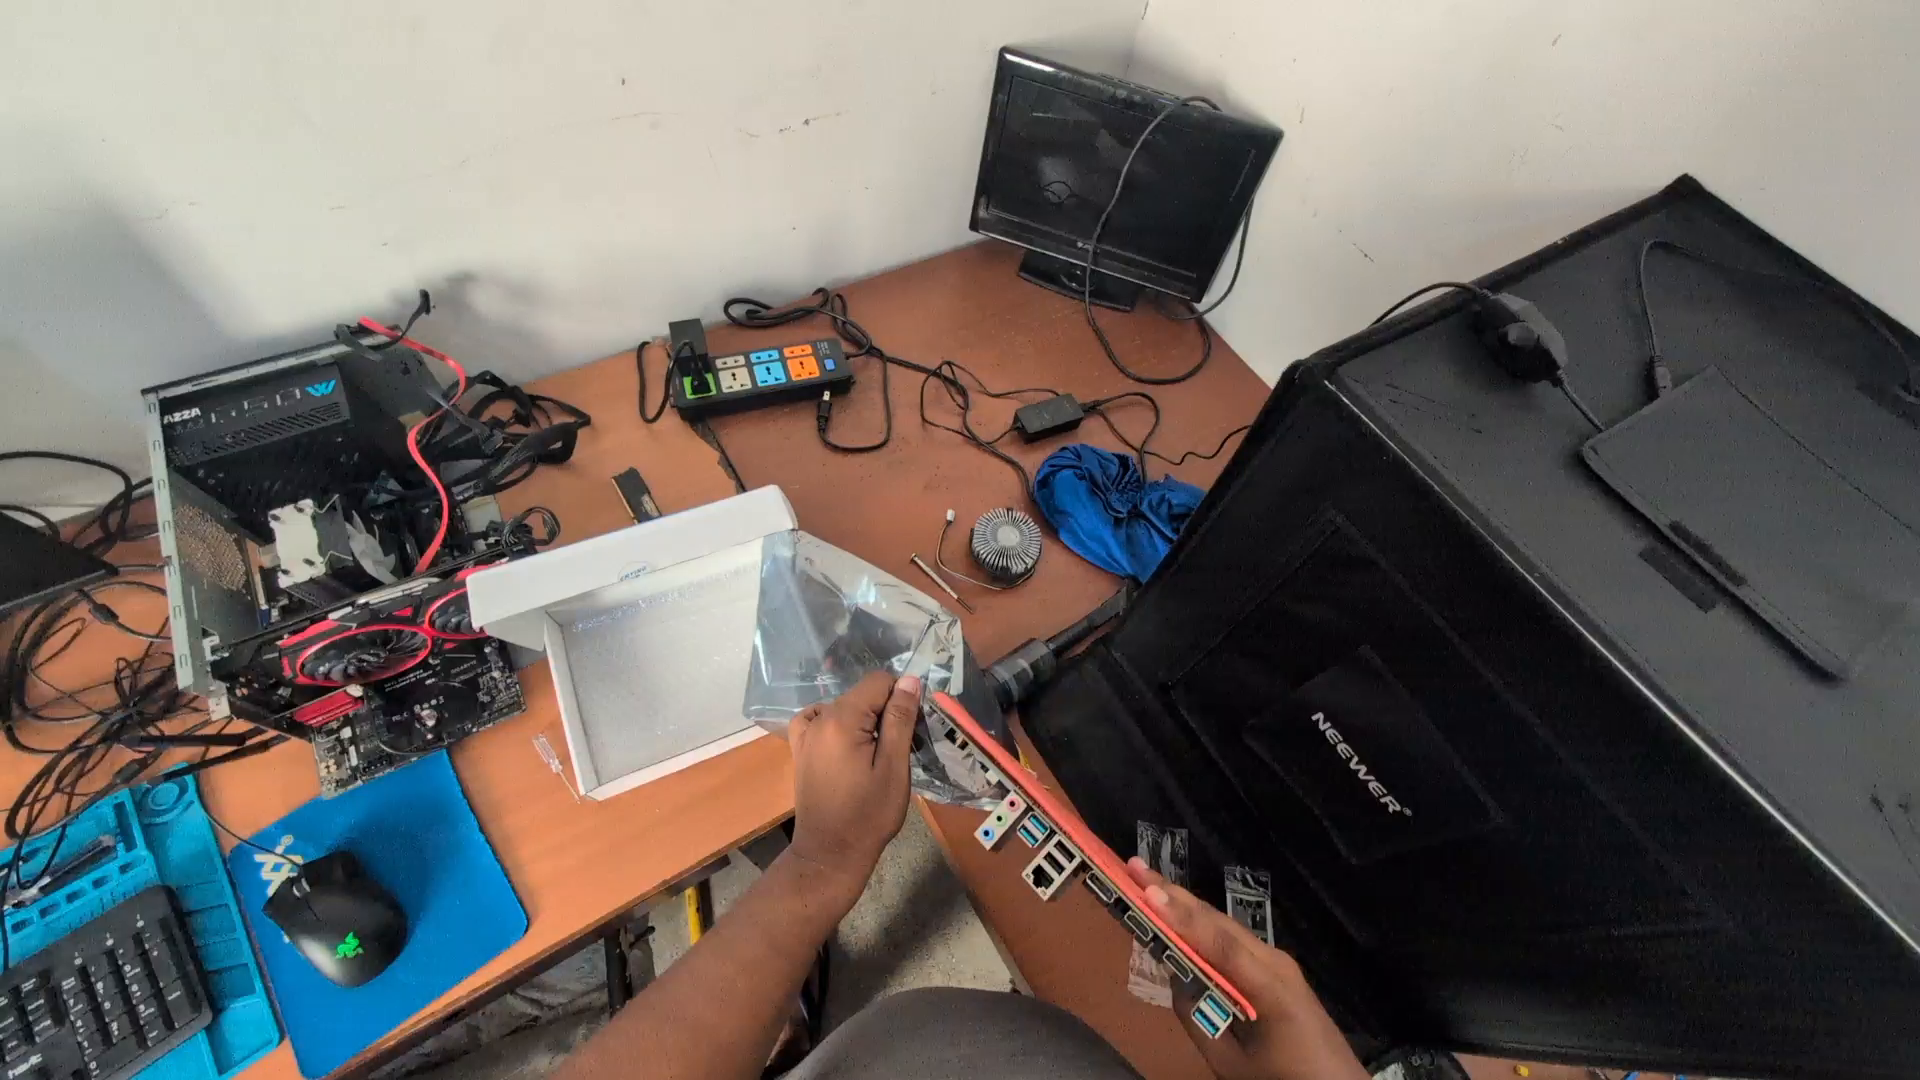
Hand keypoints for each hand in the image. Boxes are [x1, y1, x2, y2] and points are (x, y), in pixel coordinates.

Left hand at [785, 673, 919, 899]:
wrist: (830, 854)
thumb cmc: (868, 814)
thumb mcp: (893, 767)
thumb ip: (900, 719)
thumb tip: (909, 681)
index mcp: (841, 719)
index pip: (878, 682)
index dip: (901, 698)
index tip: (910, 728)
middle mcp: (819, 719)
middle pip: (862, 694)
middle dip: (884, 711)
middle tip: (897, 749)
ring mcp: (805, 734)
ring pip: (845, 707)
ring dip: (864, 721)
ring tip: (875, 754)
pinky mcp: (801, 749)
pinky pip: (819, 718)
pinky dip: (836, 723)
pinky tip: (846, 741)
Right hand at [1126, 858, 1368, 1079]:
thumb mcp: (1233, 1065)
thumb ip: (1198, 1018)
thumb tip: (1174, 975)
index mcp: (1270, 986)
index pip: (1219, 943)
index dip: (1182, 917)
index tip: (1147, 892)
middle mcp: (1274, 961)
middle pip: (1217, 921)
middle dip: (1173, 893)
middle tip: (1133, 866)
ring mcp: (1277, 961)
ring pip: (1223, 924)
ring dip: (1184, 902)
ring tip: (1147, 882)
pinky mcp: (1276, 968)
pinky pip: (1232, 938)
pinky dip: (1201, 922)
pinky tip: (1179, 913)